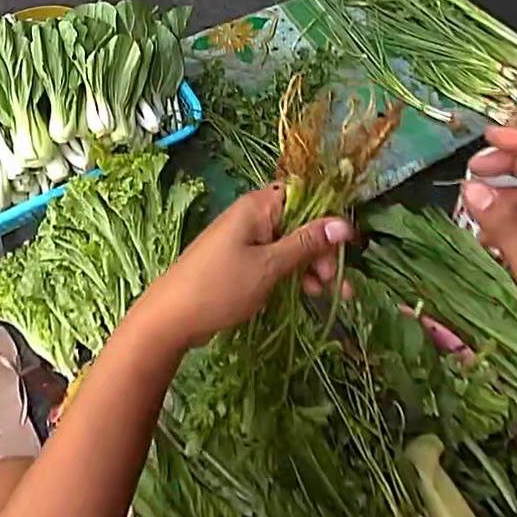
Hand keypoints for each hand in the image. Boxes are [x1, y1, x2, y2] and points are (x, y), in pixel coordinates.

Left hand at [136, 185, 352, 348]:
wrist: (169, 319)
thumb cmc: (220, 287)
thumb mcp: (269, 266)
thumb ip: (307, 243)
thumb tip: (344, 223)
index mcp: (260, 205)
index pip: (307, 197)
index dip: (330, 219)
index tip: (348, 246)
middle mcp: (255, 215)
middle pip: (303, 222)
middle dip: (323, 249)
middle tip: (334, 280)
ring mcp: (248, 237)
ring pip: (293, 243)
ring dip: (312, 265)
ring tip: (327, 294)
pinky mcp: (243, 258)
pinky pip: (278, 258)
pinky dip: (294, 273)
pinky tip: (308, 293)